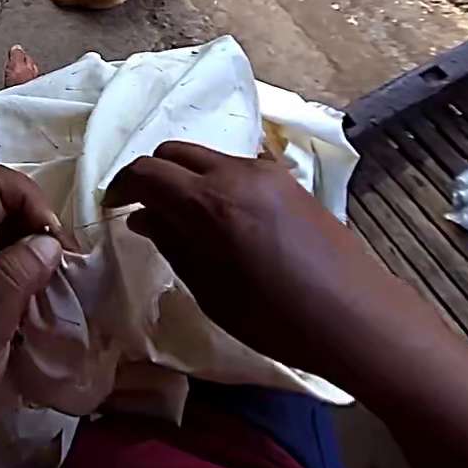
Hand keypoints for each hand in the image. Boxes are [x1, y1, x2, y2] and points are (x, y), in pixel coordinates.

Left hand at [0, 165, 71, 455]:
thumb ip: (12, 283)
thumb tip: (50, 241)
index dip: (31, 200)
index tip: (53, 242)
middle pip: (9, 202)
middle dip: (43, 226)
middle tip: (65, 266)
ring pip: (15, 227)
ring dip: (43, 248)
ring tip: (60, 282)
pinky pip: (13, 254)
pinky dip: (36, 266)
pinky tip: (46, 293)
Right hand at [103, 141, 421, 379]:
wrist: (354, 312)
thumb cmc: (275, 316)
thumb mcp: (211, 290)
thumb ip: (173, 244)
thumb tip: (144, 217)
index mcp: (209, 201)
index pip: (147, 171)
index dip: (122, 185)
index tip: (113, 206)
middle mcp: (233, 171)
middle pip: (174, 150)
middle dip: (152, 174)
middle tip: (146, 210)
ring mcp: (263, 169)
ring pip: (204, 155)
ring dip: (184, 176)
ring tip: (186, 217)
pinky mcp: (284, 177)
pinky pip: (234, 166)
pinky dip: (214, 180)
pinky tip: (224, 217)